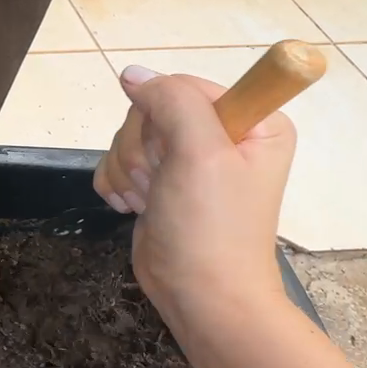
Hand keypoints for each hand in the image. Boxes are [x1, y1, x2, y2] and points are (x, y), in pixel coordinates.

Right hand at [92, 64, 295, 343]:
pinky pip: (115, 162)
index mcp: (251, 121)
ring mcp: (186, 161)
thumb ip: (170, 101)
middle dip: (141, 150)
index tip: (175, 154)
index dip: (164, 117)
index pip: (183, 88)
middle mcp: (220, 136)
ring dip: (127, 171)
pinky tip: (134, 207)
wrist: (199, 294)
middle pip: (149, 112)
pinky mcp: (157, 183)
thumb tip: (131, 73)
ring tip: (149, 201)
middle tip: (159, 182)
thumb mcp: (199, 154)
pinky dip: (116, 184)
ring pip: (127, 137)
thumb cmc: (211, 227)